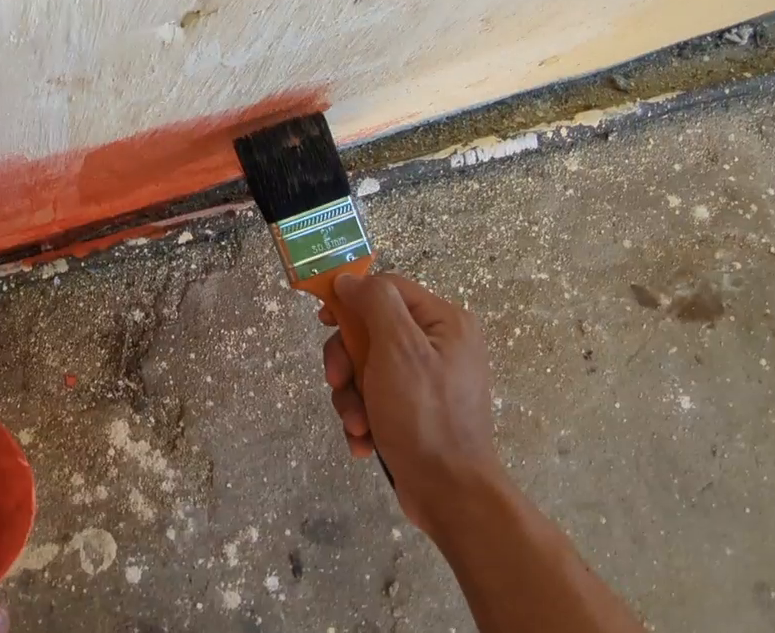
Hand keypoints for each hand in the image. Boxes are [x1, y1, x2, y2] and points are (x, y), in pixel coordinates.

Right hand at [319, 273, 507, 531]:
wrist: (450, 495)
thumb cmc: (424, 414)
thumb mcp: (398, 348)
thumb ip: (375, 303)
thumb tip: (349, 279)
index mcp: (444, 323)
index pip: (387, 288)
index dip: (351, 298)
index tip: (324, 319)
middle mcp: (438, 346)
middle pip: (368, 330)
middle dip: (347, 362)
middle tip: (338, 381)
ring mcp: (424, 380)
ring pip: (364, 367)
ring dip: (350, 396)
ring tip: (357, 424)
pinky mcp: (412, 410)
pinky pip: (372, 397)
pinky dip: (362, 416)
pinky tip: (364, 439)